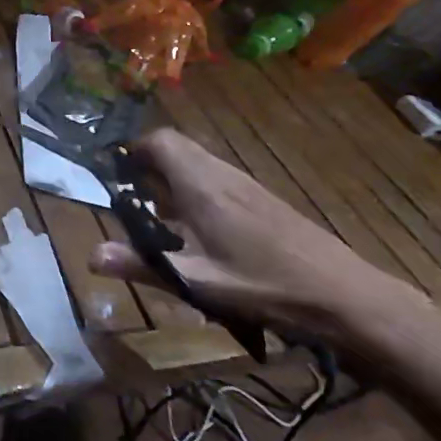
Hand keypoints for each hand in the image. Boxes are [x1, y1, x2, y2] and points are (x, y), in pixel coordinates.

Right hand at [89, 128, 431, 345]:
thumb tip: (90, 257)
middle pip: (176, 149)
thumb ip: (142, 265)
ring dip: (170, 182)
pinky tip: (197, 234)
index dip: (130, 150)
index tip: (112, 176)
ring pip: (196, 165)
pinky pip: (215, 181)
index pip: (159, 141)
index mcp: (203, 187)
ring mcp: (247, 187)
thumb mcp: (197, 282)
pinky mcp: (263, 202)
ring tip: (158, 221)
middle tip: (130, 203)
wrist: (350, 298)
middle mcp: (224, 176)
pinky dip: (193, 194)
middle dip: (146, 168)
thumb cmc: (267, 285)